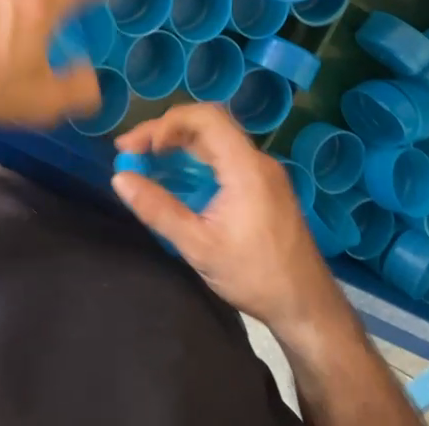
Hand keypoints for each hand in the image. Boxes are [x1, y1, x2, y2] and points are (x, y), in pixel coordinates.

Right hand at [112, 103, 347, 336]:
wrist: (309, 310)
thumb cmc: (256, 277)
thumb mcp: (199, 247)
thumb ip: (158, 210)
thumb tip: (119, 178)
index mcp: (246, 168)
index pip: (204, 118)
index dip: (166, 124)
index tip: (138, 147)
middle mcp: (258, 162)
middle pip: (206, 125)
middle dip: (164, 132)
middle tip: (131, 151)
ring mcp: (263, 174)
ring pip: (214, 141)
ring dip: (178, 145)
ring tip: (146, 162)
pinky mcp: (264, 188)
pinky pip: (224, 158)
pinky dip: (194, 160)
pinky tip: (176, 179)